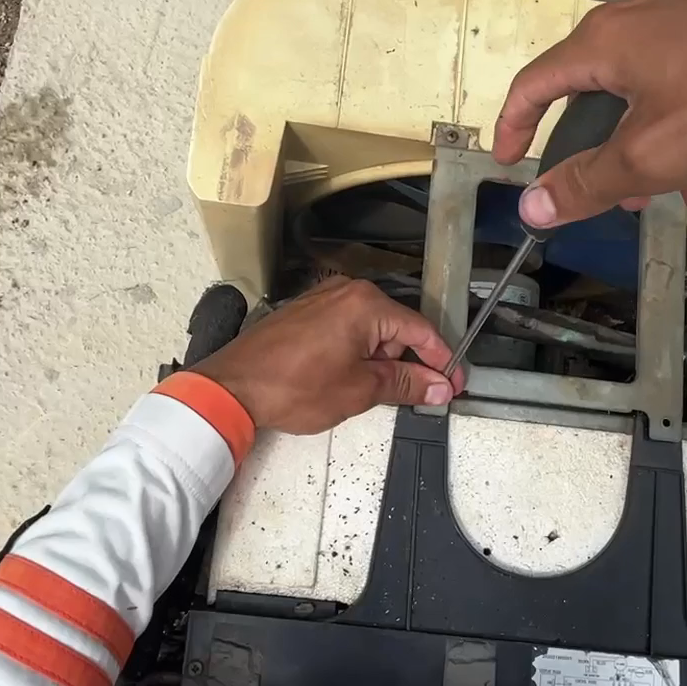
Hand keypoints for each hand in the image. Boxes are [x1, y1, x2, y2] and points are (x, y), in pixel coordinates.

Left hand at [192, 277, 466, 433]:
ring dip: (381, 360)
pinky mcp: (305, 313)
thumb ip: (405, 384)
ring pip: (371, 330)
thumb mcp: (359, 390)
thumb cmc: (293, 387)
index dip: (441, 360)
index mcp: (365, 304)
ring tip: (376, 393)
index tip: (453, 383)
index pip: (419, 330)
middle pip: (396, 327)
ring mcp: (323, 299)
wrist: (233, 387)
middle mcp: (346, 292)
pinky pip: (346, 329)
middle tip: (420, 394)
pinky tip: (352, 379)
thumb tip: (438, 386)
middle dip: (409, 362)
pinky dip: (358, 352)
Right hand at [492, 0, 686, 229]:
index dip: (513, 127)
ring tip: (667, 187)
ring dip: (643, 141)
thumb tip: (529, 207)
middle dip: (594, 149)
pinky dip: (683, 119)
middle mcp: (640, 12)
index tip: (508, 161)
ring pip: (644, 86)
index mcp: (605, 42)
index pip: (534, 84)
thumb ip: (585, 184)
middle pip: (591, 88)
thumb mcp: (651, 156)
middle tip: (605, 193)